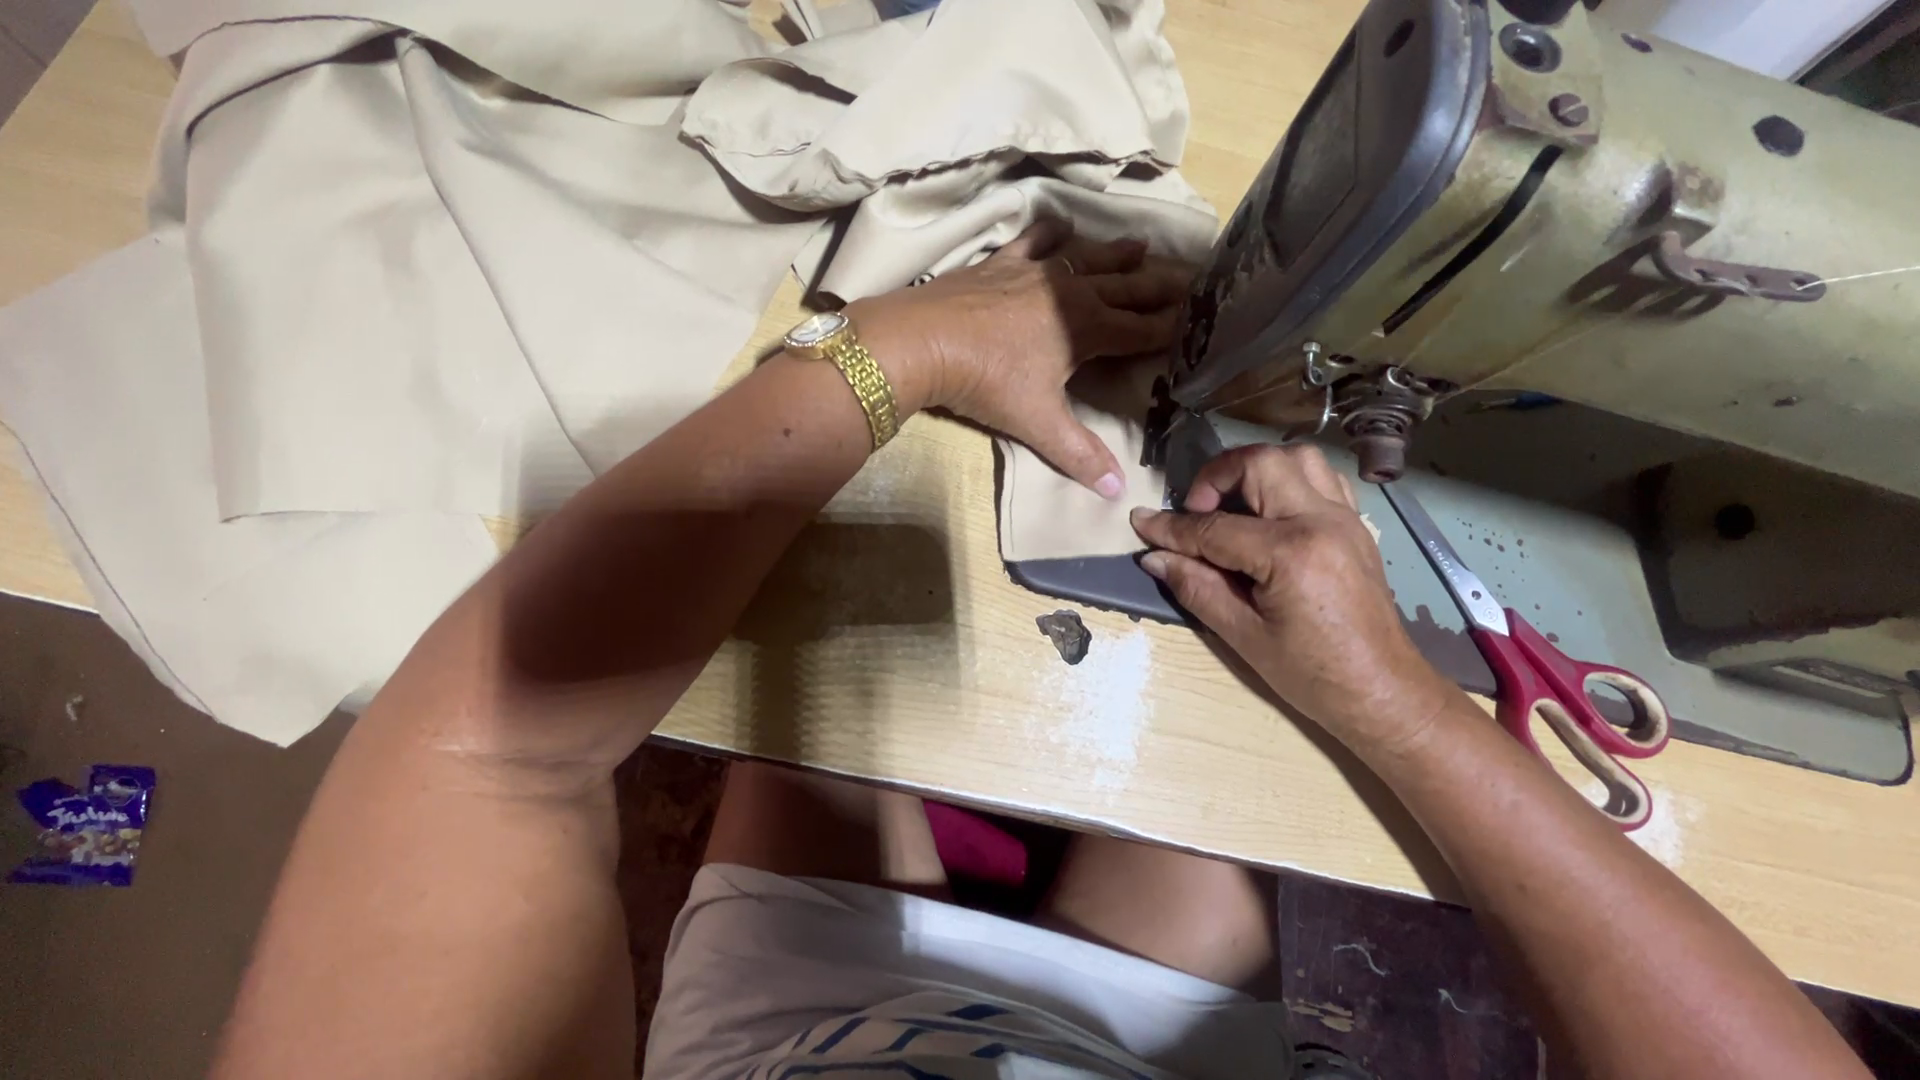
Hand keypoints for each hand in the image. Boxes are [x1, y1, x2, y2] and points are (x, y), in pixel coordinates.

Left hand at [848, 219, 1190, 498]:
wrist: (922, 340)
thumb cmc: (986, 382)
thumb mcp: (1037, 423)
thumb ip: (1079, 454)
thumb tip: (1118, 491)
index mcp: (1086, 329)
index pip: (1139, 330)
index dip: (1168, 328)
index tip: (1195, 322)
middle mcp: (1069, 293)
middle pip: (1124, 288)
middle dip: (1157, 286)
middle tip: (1188, 277)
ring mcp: (1033, 272)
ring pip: (1086, 259)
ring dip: (1115, 254)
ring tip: (1140, 245)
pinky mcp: (999, 263)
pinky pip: (1032, 240)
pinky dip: (1049, 232)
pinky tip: (1058, 223)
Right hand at [1130, 444, 1457, 749]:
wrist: (1382, 690)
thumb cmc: (1311, 674)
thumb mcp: (1243, 636)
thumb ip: (1196, 587)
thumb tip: (1155, 556)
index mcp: (1291, 554)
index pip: (1215, 528)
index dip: (1171, 527)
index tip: (1141, 522)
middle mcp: (1322, 522)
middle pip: (1260, 465)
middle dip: (1217, 477)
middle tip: (1195, 510)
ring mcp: (1345, 519)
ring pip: (1297, 458)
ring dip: (1256, 471)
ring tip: (1232, 505)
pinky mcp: (1355, 527)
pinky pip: (1322, 479)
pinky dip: (1289, 482)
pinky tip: (1269, 512)